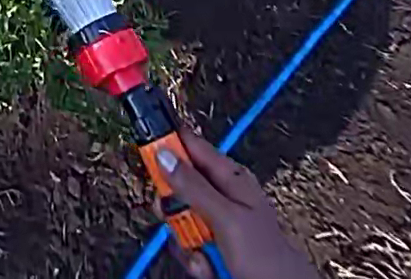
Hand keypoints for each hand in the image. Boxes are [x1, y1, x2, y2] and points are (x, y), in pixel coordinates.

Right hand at [158, 130, 320, 278]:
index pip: (190, 145)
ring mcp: (216, 224)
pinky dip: (193, 260)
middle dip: (173, 206)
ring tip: (201, 256)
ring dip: (184, 240)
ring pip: (180, 218)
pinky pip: (188, 246)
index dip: (167, 144)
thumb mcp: (226, 218)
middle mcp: (220, 195)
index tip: (145, 151)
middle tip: (173, 217)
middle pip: (179, 184)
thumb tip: (163, 154)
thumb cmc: (265, 257)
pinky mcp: (212, 249)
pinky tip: (207, 270)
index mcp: (228, 176)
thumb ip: (193, 186)